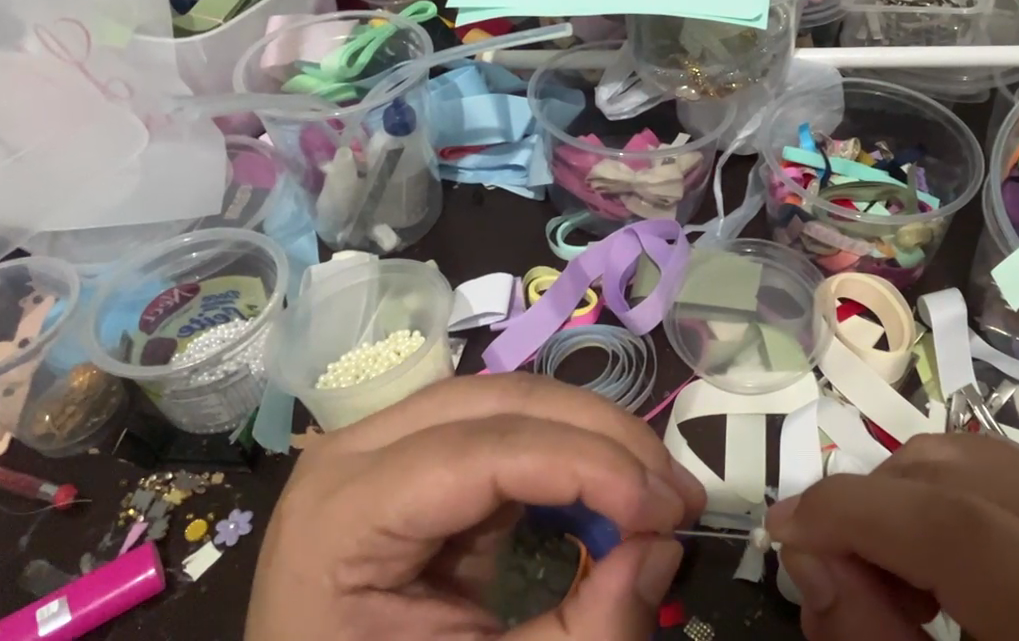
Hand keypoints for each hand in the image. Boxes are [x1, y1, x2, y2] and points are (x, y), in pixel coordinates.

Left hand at [245, 374, 706, 639]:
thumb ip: (581, 632)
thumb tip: (661, 546)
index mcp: (342, 515)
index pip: (480, 453)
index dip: (584, 467)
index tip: (666, 512)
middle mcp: (356, 451)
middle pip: (500, 404)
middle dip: (601, 438)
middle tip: (677, 495)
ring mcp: (386, 443)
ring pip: (510, 400)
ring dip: (594, 436)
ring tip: (658, 490)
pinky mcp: (421, 454)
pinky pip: (507, 428)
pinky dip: (568, 452)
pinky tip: (613, 488)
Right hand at [767, 433, 1018, 640]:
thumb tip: (809, 551)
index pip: (961, 532)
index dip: (858, 517)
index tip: (786, 530)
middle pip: (967, 475)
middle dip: (877, 505)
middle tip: (840, 572)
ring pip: (981, 456)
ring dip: (910, 495)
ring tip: (896, 574)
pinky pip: (1009, 471)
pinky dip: (950, 496)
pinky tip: (945, 563)